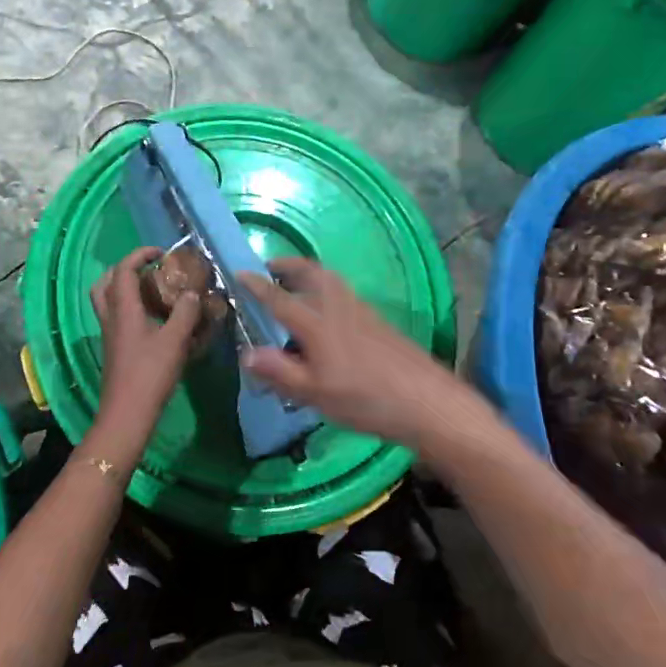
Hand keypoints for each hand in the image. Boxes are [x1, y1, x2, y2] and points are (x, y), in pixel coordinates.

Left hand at [91, 247, 199, 433]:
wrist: (127, 414)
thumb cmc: (150, 374)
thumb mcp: (175, 341)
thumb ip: (186, 313)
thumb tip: (193, 293)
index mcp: (123, 309)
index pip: (123, 270)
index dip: (139, 255)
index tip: (161, 253)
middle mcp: (111, 317)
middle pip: (106, 282)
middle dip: (125, 269)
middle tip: (150, 270)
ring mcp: (110, 334)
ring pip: (108, 300)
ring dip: (125, 289)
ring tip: (153, 291)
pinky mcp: (114, 349)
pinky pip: (117, 317)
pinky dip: (131, 308)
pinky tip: (154, 319)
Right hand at [237, 258, 479, 452]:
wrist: (425, 400)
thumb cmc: (365, 399)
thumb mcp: (315, 393)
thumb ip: (280, 372)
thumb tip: (247, 352)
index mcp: (318, 324)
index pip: (281, 299)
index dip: (258, 286)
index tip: (240, 272)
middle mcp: (339, 308)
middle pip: (313, 274)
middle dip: (290, 266)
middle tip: (272, 268)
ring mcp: (363, 312)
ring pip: (332, 281)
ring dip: (310, 275)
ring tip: (296, 286)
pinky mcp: (378, 322)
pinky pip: (344, 294)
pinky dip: (327, 290)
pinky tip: (328, 315)